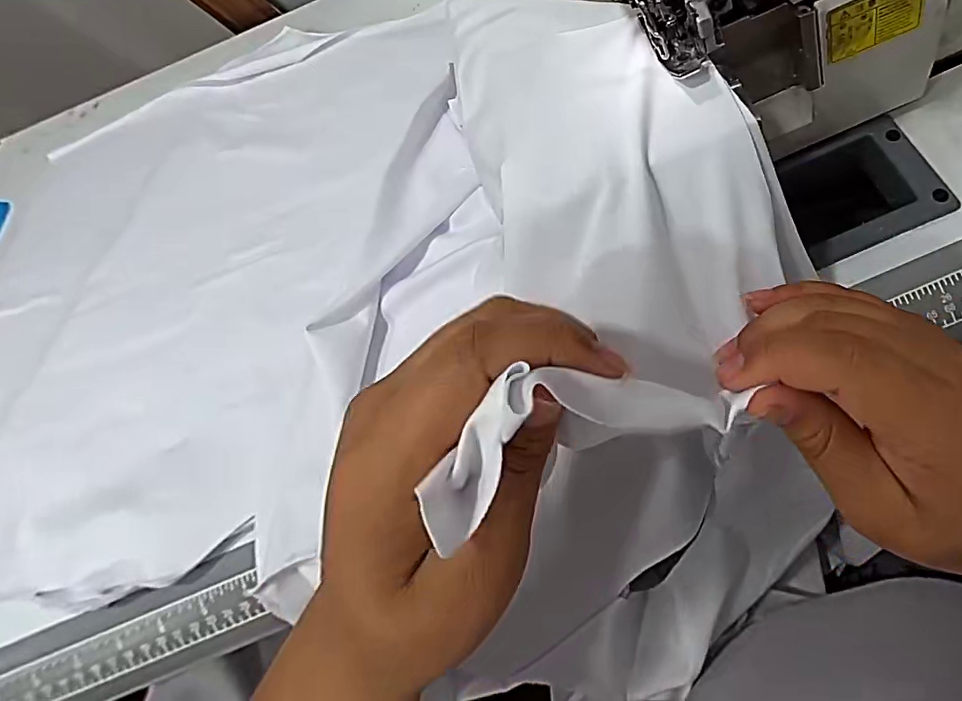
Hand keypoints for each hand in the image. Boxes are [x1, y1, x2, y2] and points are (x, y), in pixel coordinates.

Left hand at [259, 297, 628, 700]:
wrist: (357, 632)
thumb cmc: (415, 620)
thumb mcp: (482, 570)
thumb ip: (516, 473)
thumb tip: (550, 389)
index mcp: (390, 448)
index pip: (471, 354)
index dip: (545, 342)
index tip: (604, 369)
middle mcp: (381, 406)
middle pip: (472, 329)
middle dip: (549, 332)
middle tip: (604, 367)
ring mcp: (385, 397)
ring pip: (469, 329)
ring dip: (534, 335)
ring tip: (583, 369)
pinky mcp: (399, 400)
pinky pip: (461, 348)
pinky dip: (512, 347)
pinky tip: (542, 376)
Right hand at [714, 281, 961, 580]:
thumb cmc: (952, 521)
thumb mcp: (878, 509)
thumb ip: (821, 444)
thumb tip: (766, 395)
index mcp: (932, 414)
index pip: (842, 358)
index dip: (778, 356)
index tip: (733, 376)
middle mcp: (937, 361)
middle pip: (837, 322)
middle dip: (770, 335)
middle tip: (728, 362)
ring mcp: (933, 337)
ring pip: (843, 302)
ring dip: (784, 314)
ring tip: (742, 337)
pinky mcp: (921, 329)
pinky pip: (857, 301)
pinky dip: (810, 301)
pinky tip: (778, 307)